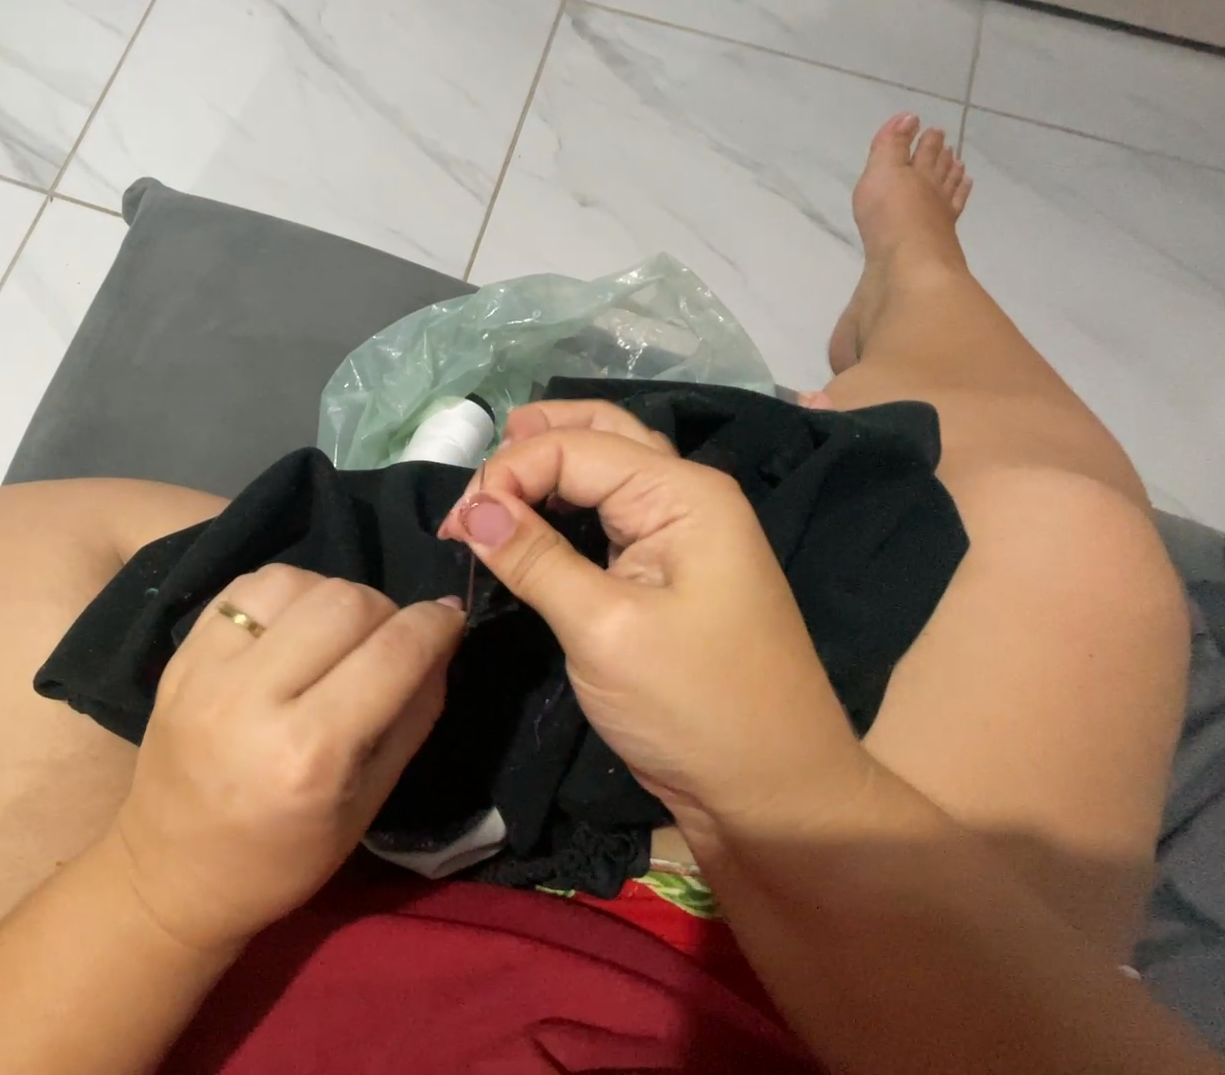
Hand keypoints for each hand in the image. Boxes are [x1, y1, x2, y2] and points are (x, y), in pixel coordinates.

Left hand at [110, 565, 464, 952]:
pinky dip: (283, 595)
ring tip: (334, 635)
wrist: (172, 872)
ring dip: (331, 597)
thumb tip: (442, 642)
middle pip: (345, 601)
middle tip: (387, 642)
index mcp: (310, 754)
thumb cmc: (281, 859)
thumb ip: (414, 717)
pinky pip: (243, 588)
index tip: (449, 622)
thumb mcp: (367, 806)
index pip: (393, 653)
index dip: (435, 625)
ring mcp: (206, 671)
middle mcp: (253, 700)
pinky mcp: (180, 656)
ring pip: (294, 581)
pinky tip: (290, 626)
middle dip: (386, 612)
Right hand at [437, 400, 874, 839]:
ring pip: (602, 468)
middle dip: (527, 448)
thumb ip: (534, 558)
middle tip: (472, 487)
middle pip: (598, 434)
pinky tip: (527, 518)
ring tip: (488, 488)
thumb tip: (470, 508)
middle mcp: (684, 496)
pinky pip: (604, 513)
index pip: (574, 448)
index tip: (455, 529)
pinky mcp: (661, 569)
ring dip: (543, 468)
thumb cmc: (694, 705)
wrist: (768, 789)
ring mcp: (677, 532)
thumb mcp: (603, 628)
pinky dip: (559, 505)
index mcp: (682, 495)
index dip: (505, 475)